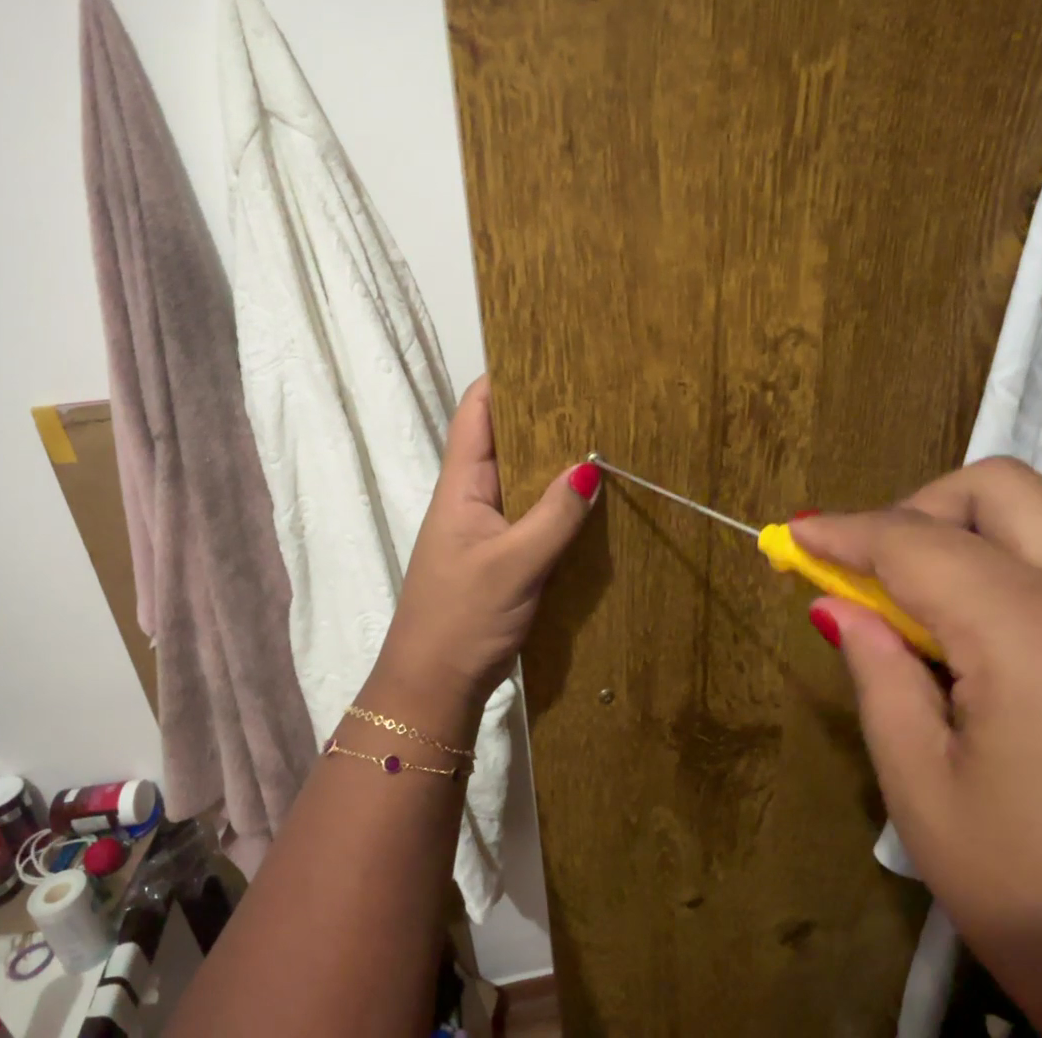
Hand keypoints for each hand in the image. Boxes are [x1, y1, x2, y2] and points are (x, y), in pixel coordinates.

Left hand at [378, 376, 598, 703]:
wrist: (434, 686)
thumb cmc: (462, 618)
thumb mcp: (514, 564)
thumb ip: (554, 515)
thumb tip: (591, 464)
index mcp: (462, 487)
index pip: (477, 413)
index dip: (506, 379)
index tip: (550, 354)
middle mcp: (473, 499)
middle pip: (506, 441)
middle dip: (545, 417)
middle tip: (598, 396)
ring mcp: (487, 530)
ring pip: (524, 481)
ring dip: (556, 463)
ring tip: (607, 438)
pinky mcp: (502, 559)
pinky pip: (534, 517)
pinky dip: (560, 505)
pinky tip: (594, 502)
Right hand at [793, 458, 1041, 1037]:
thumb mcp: (930, 800)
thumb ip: (880, 679)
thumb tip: (842, 609)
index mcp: (1040, 632)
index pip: (918, 542)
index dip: (845, 532)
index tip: (798, 532)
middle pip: (1002, 488)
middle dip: (922, 509)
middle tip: (881, 574)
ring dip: (985, 542)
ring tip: (949, 623)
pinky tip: (1026, 656)